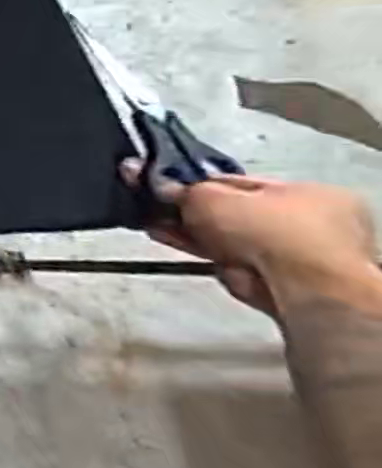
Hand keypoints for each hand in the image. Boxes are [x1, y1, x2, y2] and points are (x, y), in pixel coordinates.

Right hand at [123, 160, 381, 317]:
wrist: (299, 284)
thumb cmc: (266, 228)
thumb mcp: (209, 195)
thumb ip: (182, 189)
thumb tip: (164, 187)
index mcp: (311, 192)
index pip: (240, 183)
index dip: (197, 185)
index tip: (164, 187)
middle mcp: (312, 220)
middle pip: (233, 211)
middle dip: (189, 211)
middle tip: (155, 208)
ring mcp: (297, 251)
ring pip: (227, 235)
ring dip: (188, 230)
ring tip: (154, 225)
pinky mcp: (278, 275)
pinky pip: (228, 256)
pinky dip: (198, 248)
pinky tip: (167, 238)